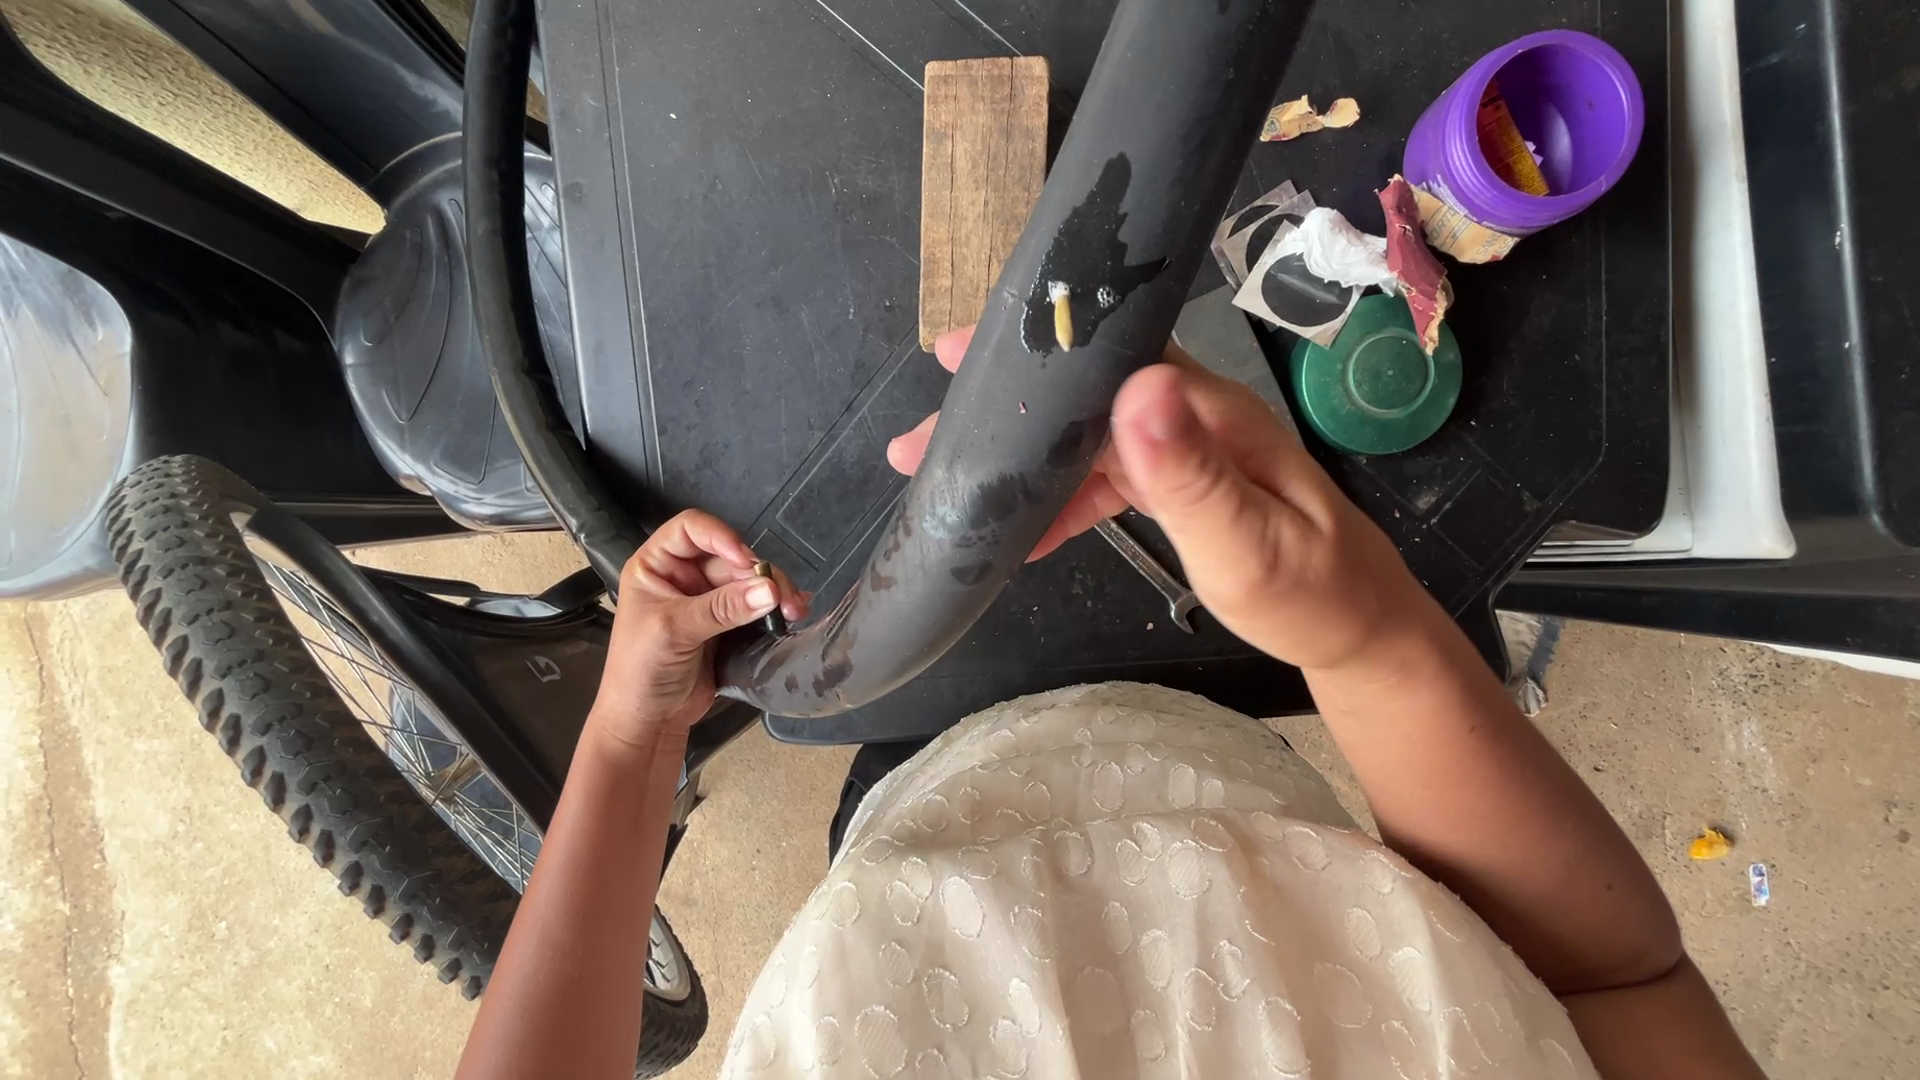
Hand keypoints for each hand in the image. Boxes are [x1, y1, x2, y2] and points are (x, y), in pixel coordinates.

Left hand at [590, 510, 807, 741]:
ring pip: (748, 581)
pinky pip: (757, 606)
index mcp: (657, 566)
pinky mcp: (728, 624)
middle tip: (782, 597)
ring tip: (794, 611)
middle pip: (730, 556)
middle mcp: (683, 576)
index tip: (746, 561)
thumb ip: (723, 609)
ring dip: (774, 592)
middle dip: (758, 574)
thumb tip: (770, 590)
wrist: (648, 722)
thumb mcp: (676, 631)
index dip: (720, 537)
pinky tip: (795, 615)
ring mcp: (707, 600)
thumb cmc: (641, 670)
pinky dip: (776, 608)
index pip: (691, 529)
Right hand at [887, 326, 1428, 671]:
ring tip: (946, 483)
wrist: (1353, 624)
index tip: (957, 359)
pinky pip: (1098, 478)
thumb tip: (1137, 388)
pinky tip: (1018, 532)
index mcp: (1204, 410)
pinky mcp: (1170, 480)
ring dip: (1015, 459)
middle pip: (1077, 397)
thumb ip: (1193, 475)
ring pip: (1078, 438)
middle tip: (922, 438)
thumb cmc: (1311, 590)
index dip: (1030, 358)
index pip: (1104, 362)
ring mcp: (1175, 446)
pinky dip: (1055, 501)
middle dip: (999, 412)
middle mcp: (1184, 413)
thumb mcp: (1250, 543)